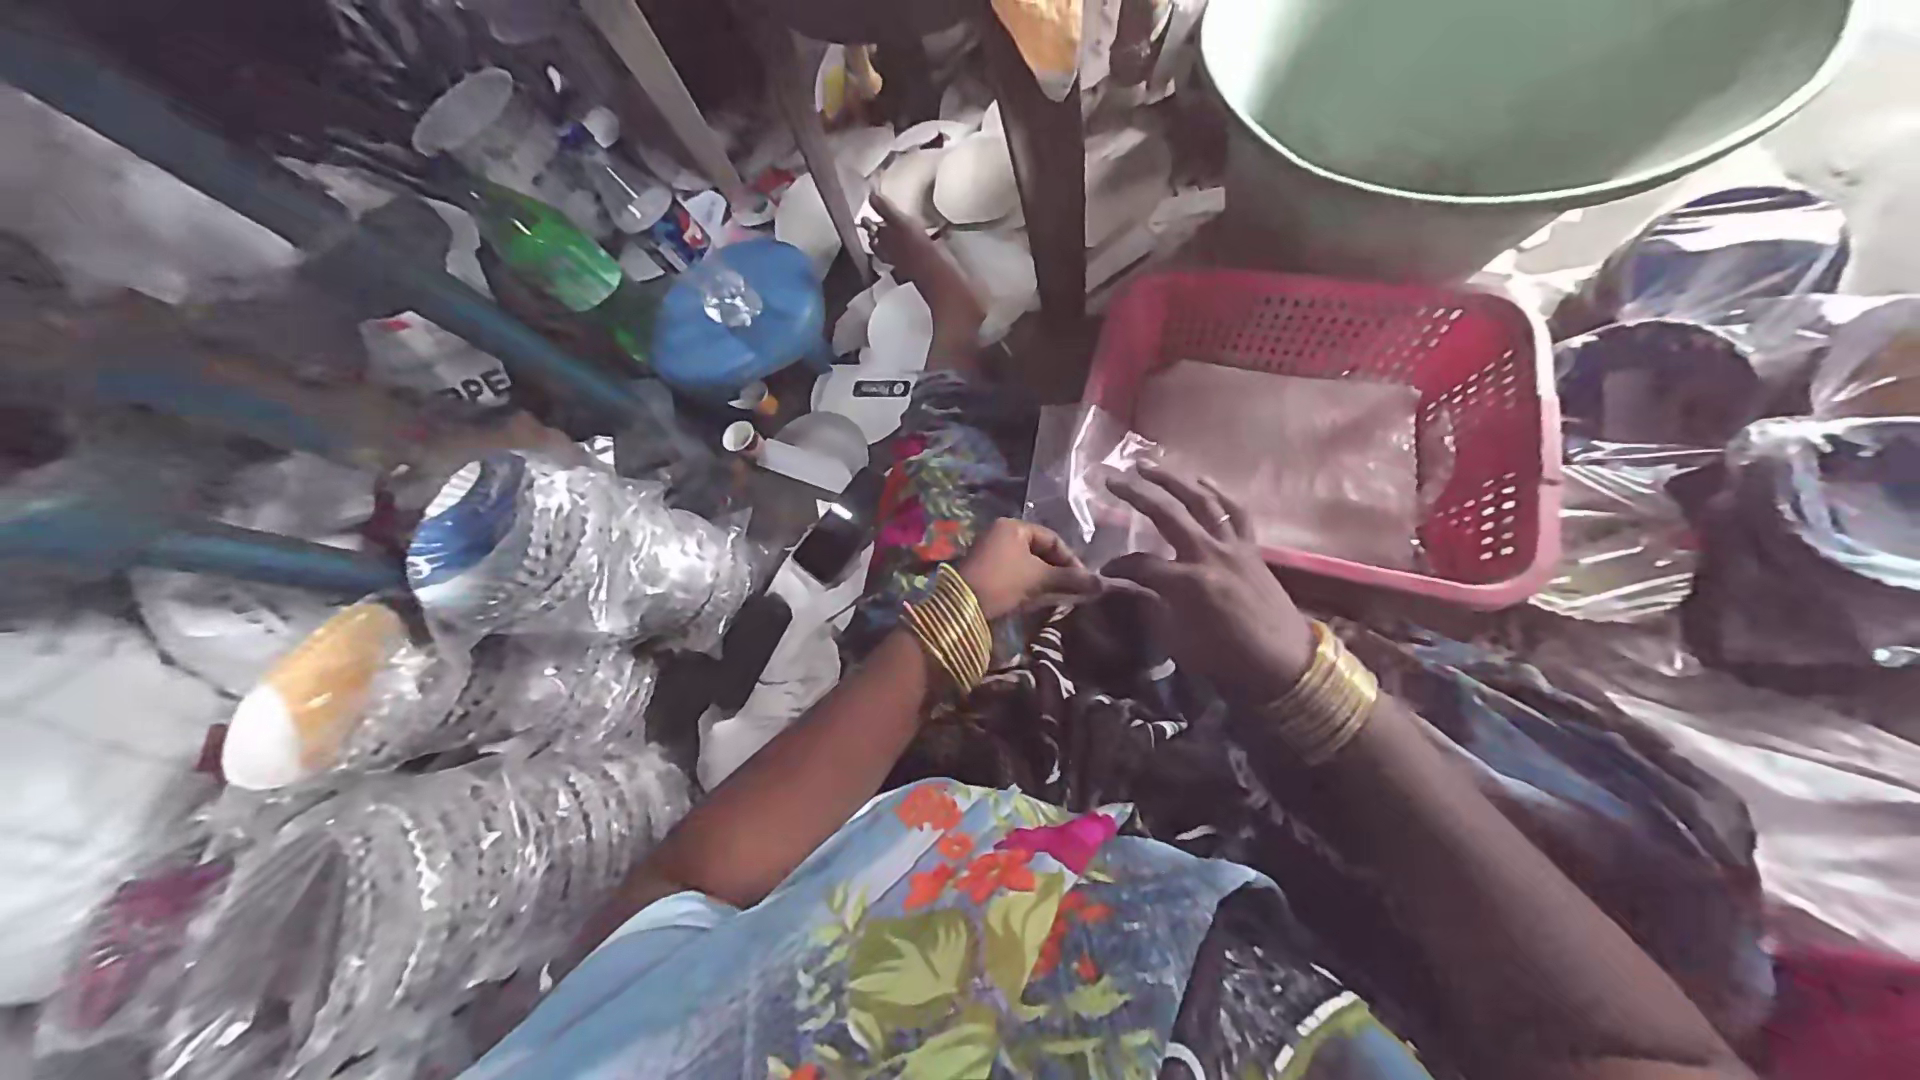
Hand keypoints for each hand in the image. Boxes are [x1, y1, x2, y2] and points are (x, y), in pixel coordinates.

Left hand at [955, 519, 1102, 619]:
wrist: (962, 605)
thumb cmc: (1002, 582)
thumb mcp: (1039, 578)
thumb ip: (1071, 578)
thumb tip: (1103, 584)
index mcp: (1013, 526)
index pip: (1052, 538)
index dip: (1071, 559)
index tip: (1083, 579)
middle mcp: (1000, 534)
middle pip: (1040, 551)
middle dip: (1058, 571)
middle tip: (1074, 589)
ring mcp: (990, 553)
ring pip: (1028, 565)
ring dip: (1045, 580)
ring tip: (1060, 597)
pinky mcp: (985, 571)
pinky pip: (1015, 574)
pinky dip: (1029, 585)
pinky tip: (1039, 600)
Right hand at [1103, 465, 1315, 705]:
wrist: (1285, 663)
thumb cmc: (1226, 658)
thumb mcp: (1177, 640)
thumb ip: (1151, 607)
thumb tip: (1130, 587)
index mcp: (1186, 582)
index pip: (1140, 564)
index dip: (1117, 567)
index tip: (1103, 572)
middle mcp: (1208, 554)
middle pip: (1166, 514)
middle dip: (1135, 494)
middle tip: (1111, 479)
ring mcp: (1233, 547)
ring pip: (1201, 502)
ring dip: (1173, 480)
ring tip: (1148, 466)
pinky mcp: (1251, 549)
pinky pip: (1235, 513)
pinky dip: (1218, 494)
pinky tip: (1201, 482)